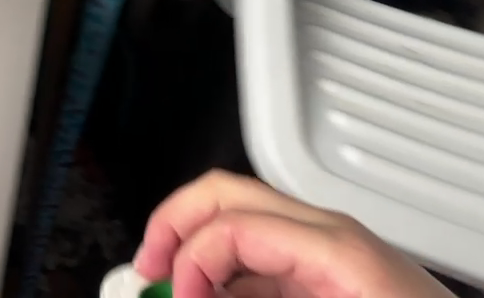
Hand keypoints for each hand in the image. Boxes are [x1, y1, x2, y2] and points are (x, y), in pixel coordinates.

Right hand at [134, 171, 450, 297]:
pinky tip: (216, 297)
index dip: (190, 256)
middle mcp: (329, 233)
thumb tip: (192, 292)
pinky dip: (231, 275)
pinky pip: (267, 257)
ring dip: (201, 249)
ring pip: (242, 221)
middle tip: (148, 269)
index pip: (231, 223)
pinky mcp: (335, 274)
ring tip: (176, 287)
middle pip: (228, 196)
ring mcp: (332, 249)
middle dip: (177, 224)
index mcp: (333, 248)